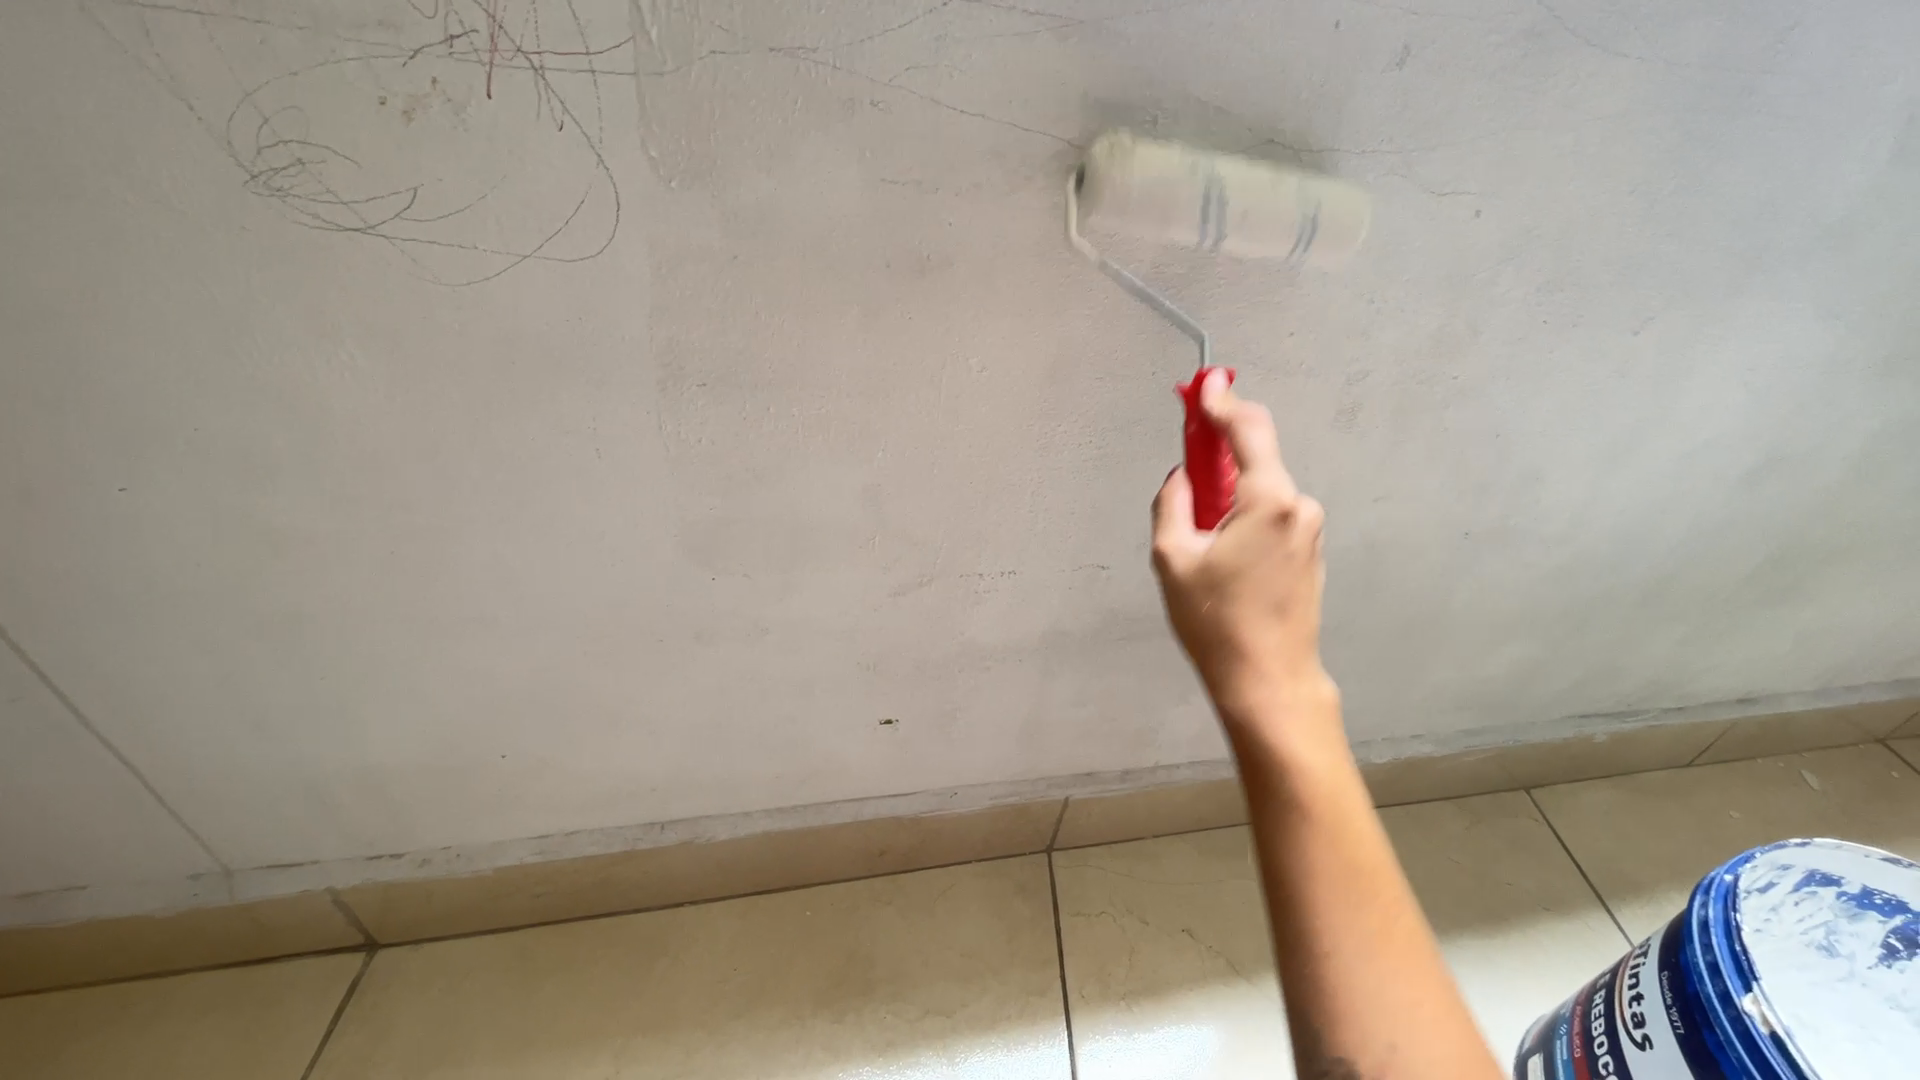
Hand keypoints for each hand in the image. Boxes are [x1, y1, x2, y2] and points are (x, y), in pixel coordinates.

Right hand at [1151, 370, 1335, 729]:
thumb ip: (1173, 502)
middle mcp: (1299, 506)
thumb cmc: (1216, 620)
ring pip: (1261, 495)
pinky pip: (1272, 518)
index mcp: (1269, 500)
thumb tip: (1182, 477)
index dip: (1222, 403)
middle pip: (1255, 462)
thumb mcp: (1173, 558)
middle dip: (1218, 462)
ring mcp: (1310, 532)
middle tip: (1186, 483)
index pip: (1248, 431)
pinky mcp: (1311, 554)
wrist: (1269, 680)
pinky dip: (1245, 520)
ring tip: (1201, 549)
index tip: (1205, 382)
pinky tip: (1226, 561)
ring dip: (1229, 501)